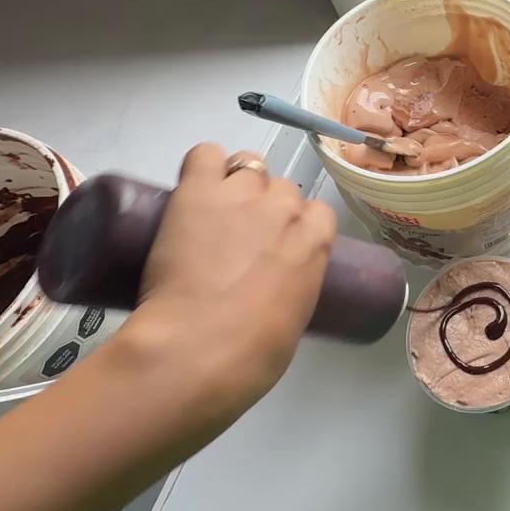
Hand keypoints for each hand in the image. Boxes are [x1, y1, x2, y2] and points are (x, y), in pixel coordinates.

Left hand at [106, 143, 336, 422]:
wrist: (197, 351)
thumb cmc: (253, 355)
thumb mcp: (295, 318)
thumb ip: (292, 289)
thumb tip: (271, 293)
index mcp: (316, 238)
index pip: (316, 212)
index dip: (295, 229)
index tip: (276, 250)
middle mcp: (284, 206)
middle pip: (282, 188)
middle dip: (265, 209)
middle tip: (239, 241)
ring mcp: (241, 195)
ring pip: (248, 165)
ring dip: (236, 185)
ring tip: (214, 216)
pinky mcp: (197, 192)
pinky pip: (205, 155)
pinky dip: (202, 167)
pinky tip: (193, 190)